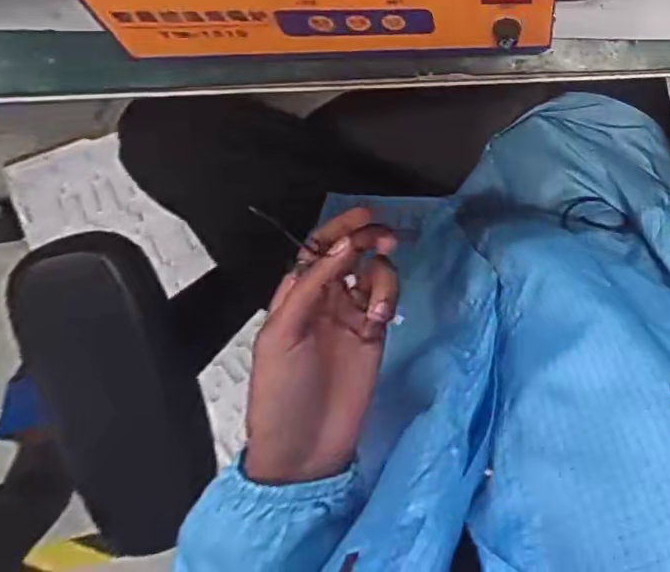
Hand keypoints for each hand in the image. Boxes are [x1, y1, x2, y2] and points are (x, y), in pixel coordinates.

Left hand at [241, 207, 398, 484]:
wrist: (304, 453)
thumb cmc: (280, 395)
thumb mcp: (282, 335)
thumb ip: (312, 286)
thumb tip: (342, 246)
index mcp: (296, 295)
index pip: (318, 249)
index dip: (339, 229)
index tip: (363, 216)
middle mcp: (325, 299)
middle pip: (350, 253)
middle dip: (368, 239)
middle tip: (384, 237)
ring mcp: (351, 314)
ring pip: (373, 271)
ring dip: (382, 271)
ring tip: (380, 298)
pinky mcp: (373, 332)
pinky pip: (386, 298)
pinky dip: (389, 297)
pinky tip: (382, 315)